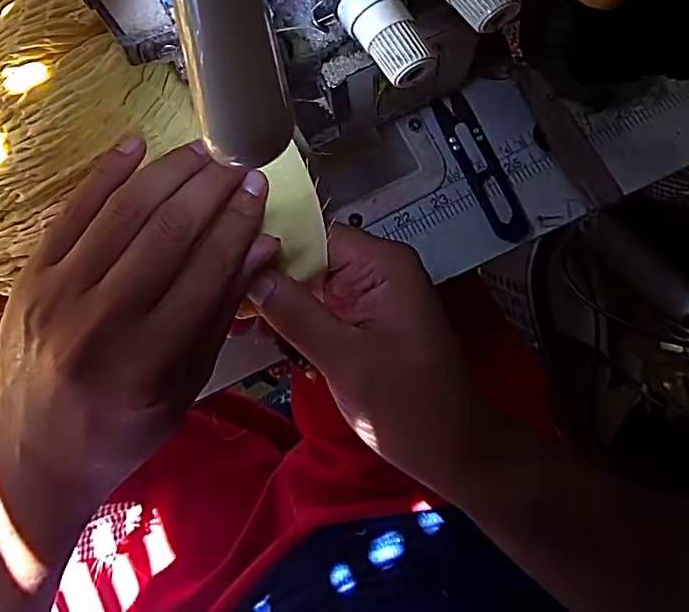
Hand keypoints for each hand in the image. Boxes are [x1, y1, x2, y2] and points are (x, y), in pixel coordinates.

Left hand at [0, 137, 280, 557]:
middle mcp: (100, 323)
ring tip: (199, 150)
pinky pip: (73, 209)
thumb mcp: (184, 386)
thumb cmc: (119, 429)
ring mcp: (57, 294)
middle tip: (235, 162)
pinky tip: (135, 144)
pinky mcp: (30, 275)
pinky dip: (106, 172)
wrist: (29, 456)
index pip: (206, 269)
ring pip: (123, 211)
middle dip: (210, 187)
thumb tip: (262, 244)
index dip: (237, 220)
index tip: (257, 188)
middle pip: (167, 231)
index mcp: (148, 363)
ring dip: (167, 171)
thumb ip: (221, 312)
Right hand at [248, 225, 483, 486]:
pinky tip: (269, 341)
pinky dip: (296, 323)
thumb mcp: (347, 360)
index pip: (314, 234)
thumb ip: (297, 313)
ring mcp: (367, 294)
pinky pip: (319, 307)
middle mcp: (374, 268)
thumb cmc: (411, 406)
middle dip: (270, 281)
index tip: (230, 267)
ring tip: (242, 326)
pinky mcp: (361, 319)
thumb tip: (250, 271)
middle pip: (308, 257)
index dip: (272, 247)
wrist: (458, 454)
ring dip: (279, 305)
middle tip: (230, 308)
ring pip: (309, 284)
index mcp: (381, 262)